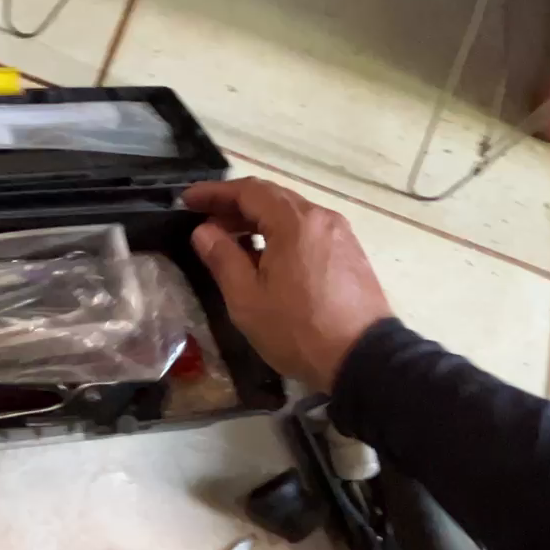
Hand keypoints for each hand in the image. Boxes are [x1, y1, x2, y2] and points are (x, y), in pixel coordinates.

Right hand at [184, 178, 392, 390]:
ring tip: (229, 240)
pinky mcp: (348, 253)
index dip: (214, 192)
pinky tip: (264, 256)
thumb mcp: (247, 299)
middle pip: (271, 198)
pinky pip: (306, 231)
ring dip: (257, 221)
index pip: (248, 191)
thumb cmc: (297, 329)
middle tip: (203, 221)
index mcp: (294, 223)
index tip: (187, 201)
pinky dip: (279, 234)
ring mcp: (339, 234)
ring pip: (291, 215)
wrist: (362, 358)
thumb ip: (223, 258)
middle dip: (234, 205)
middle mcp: (321, 218)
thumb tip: (204, 231)